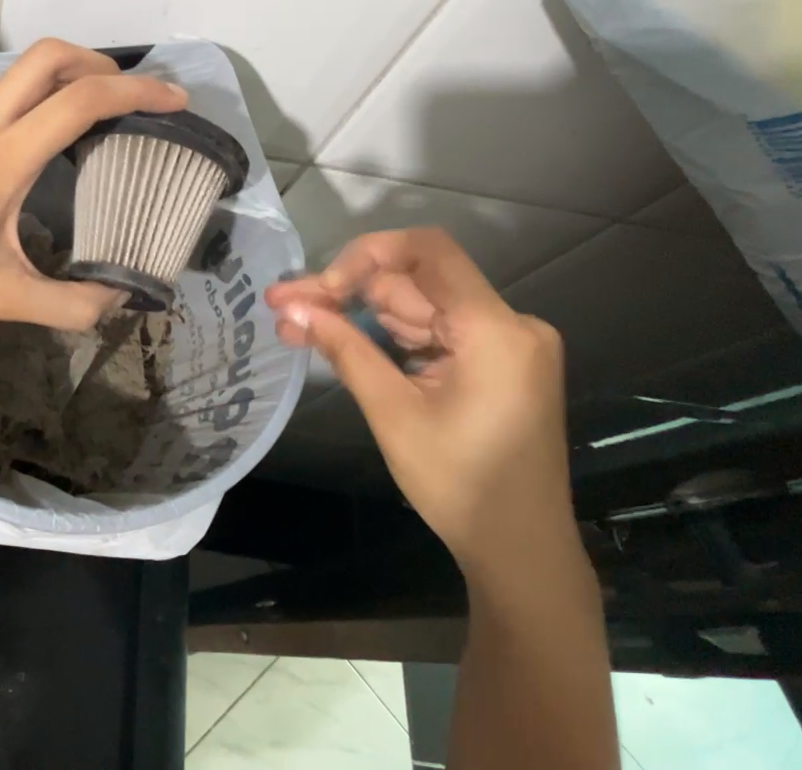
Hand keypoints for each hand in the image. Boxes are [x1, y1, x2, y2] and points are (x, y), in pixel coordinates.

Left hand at [0, 39, 187, 336]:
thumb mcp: (7, 300)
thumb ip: (73, 305)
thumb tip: (124, 298)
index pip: (77, 102)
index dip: (135, 93)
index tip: (175, 101)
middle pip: (48, 57)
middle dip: (102, 64)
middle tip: (137, 98)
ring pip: (24, 71)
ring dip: (71, 76)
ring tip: (107, 114)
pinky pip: (8, 94)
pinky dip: (46, 95)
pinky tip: (59, 138)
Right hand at [265, 228, 573, 575]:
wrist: (520, 550)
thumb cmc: (458, 484)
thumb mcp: (392, 412)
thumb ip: (344, 349)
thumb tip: (292, 308)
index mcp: (494, 330)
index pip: (428, 252)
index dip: (366, 255)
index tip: (321, 289)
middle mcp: (508, 325)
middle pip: (415, 284)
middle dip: (347, 292)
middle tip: (282, 305)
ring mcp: (504, 346)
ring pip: (418, 310)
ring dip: (359, 316)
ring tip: (295, 323)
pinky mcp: (494, 365)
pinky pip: (433, 335)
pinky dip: (387, 338)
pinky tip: (337, 340)